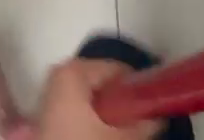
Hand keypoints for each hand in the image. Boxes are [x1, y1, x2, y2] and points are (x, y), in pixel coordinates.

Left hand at [32, 59, 158, 139]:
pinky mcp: (45, 116)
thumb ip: (143, 127)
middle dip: (121, 101)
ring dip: (106, 113)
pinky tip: (100, 134)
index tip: (153, 106)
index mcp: (74, 72)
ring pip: (89, 97)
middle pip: (102, 82)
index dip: (138, 87)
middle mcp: (59, 74)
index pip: (117, 69)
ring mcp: (49, 95)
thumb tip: (159, 120)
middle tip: (138, 122)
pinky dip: (91, 119)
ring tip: (120, 131)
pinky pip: (77, 108)